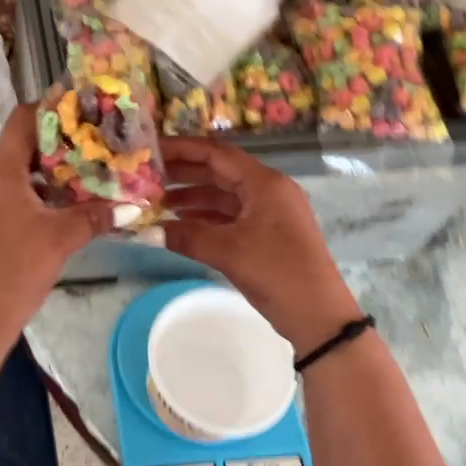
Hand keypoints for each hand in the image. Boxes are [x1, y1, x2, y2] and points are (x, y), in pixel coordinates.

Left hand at [0, 104, 112, 337]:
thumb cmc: (13, 270)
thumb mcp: (60, 239)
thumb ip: (95, 216)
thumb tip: (134, 205)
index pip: (23, 119)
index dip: (53, 109)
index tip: (88, 111)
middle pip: (23, 145)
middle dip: (62, 143)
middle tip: (100, 144)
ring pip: (20, 171)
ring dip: (53, 171)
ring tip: (93, 172)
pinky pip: (14, 193)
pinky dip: (41, 193)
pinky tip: (70, 205)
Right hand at [160, 136, 362, 352]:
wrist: (318, 316)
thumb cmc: (277, 273)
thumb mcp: (228, 252)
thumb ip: (186, 236)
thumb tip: (147, 230)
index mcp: (264, 183)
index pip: (216, 153)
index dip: (181, 148)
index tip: (151, 150)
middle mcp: (267, 190)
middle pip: (218, 171)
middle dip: (182, 173)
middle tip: (146, 176)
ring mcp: (269, 212)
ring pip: (223, 194)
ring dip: (191, 197)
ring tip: (156, 203)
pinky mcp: (267, 233)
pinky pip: (230, 215)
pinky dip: (205, 217)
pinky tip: (179, 224)